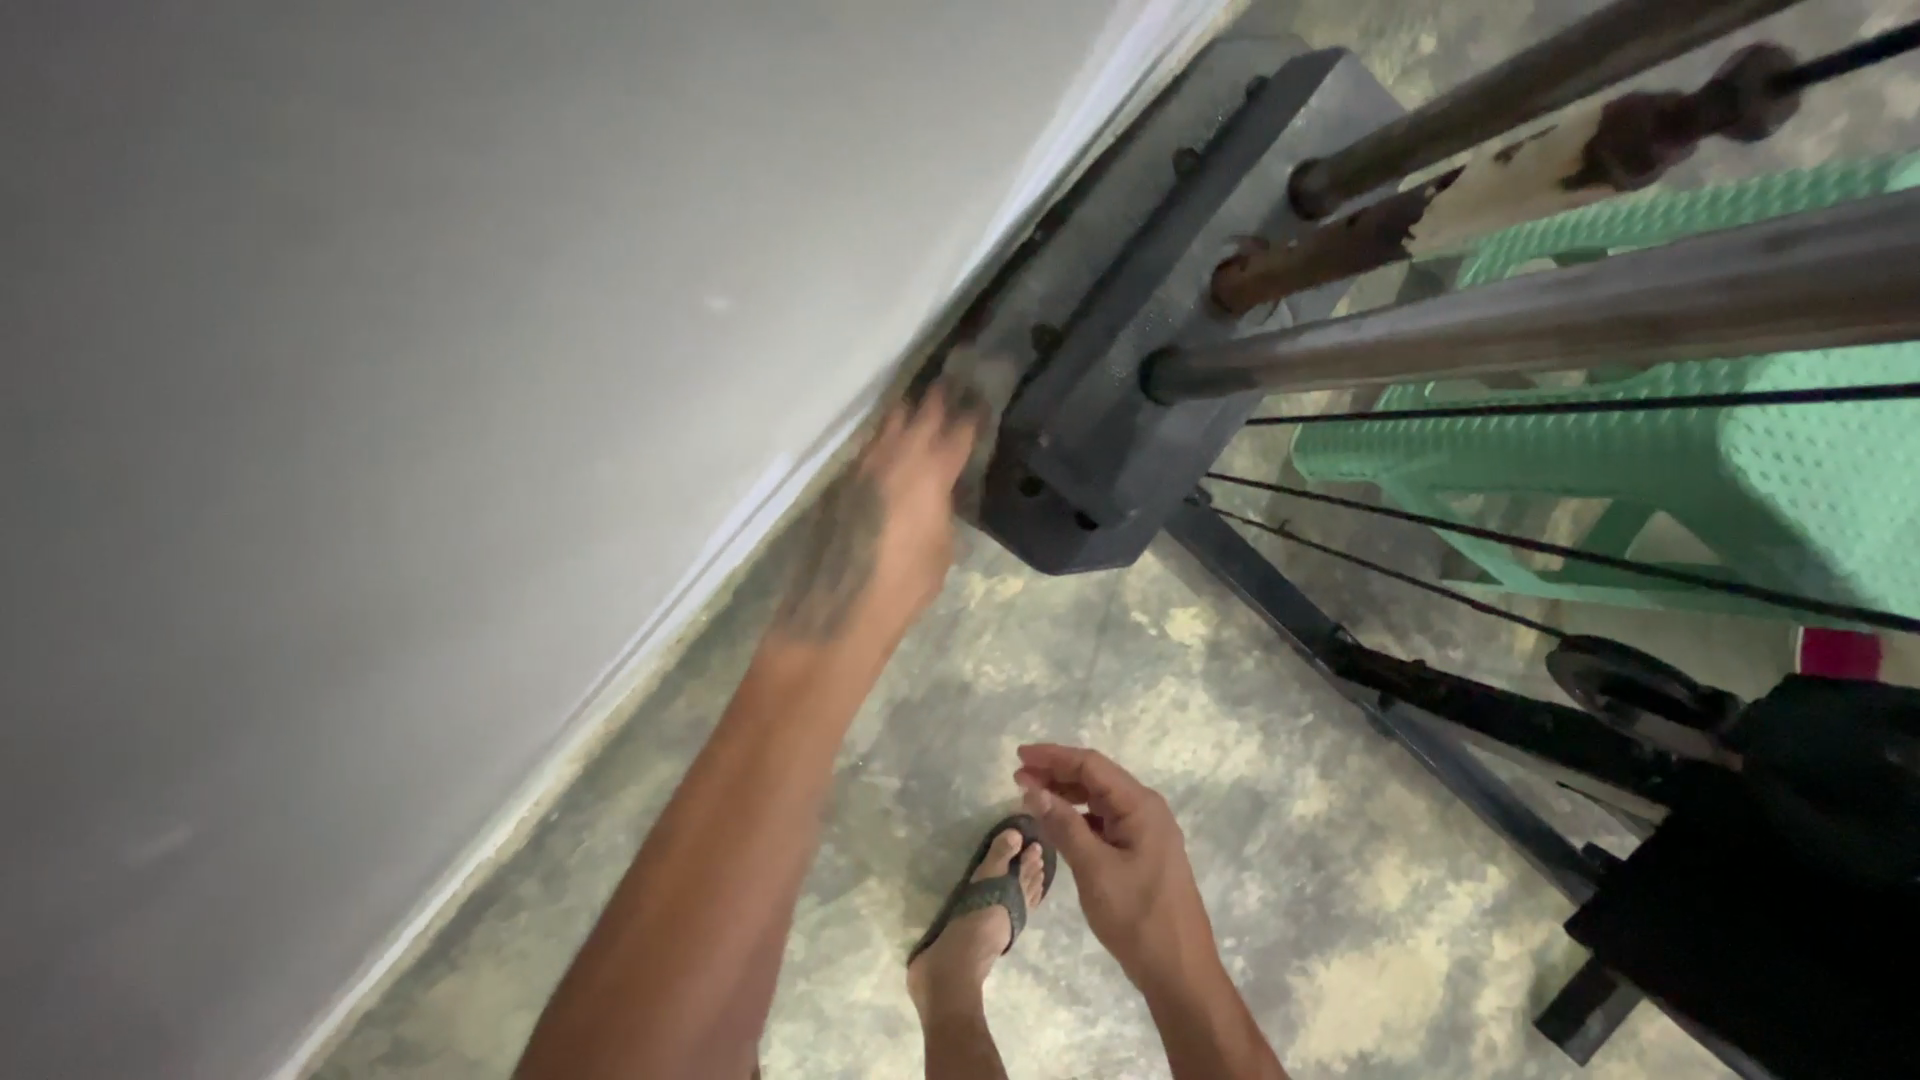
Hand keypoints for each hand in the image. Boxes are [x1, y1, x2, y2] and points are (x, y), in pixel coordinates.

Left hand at [770, 378, 983, 646]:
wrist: (842, 606)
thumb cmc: (905, 585)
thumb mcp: (941, 549)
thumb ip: (943, 511)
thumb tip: (941, 494)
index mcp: (931, 474)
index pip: (958, 431)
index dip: (972, 414)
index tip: (981, 399)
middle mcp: (896, 458)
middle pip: (919, 415)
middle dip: (937, 400)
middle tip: (950, 383)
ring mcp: (864, 466)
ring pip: (887, 427)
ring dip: (905, 416)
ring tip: (917, 407)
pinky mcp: (841, 482)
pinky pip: (867, 450)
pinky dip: (883, 443)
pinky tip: (889, 447)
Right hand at [1014, 745, 1219, 991]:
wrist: (1180, 972)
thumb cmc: (1137, 917)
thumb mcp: (1094, 870)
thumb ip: (1064, 826)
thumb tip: (1034, 790)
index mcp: (1141, 806)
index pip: (1092, 766)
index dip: (1054, 757)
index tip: (1019, 756)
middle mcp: (1146, 811)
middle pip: (1096, 779)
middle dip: (1056, 774)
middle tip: (1018, 777)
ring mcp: (1145, 833)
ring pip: (1099, 800)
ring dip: (1066, 795)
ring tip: (1031, 796)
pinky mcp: (1141, 853)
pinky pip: (1105, 822)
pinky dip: (1078, 818)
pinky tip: (1057, 825)